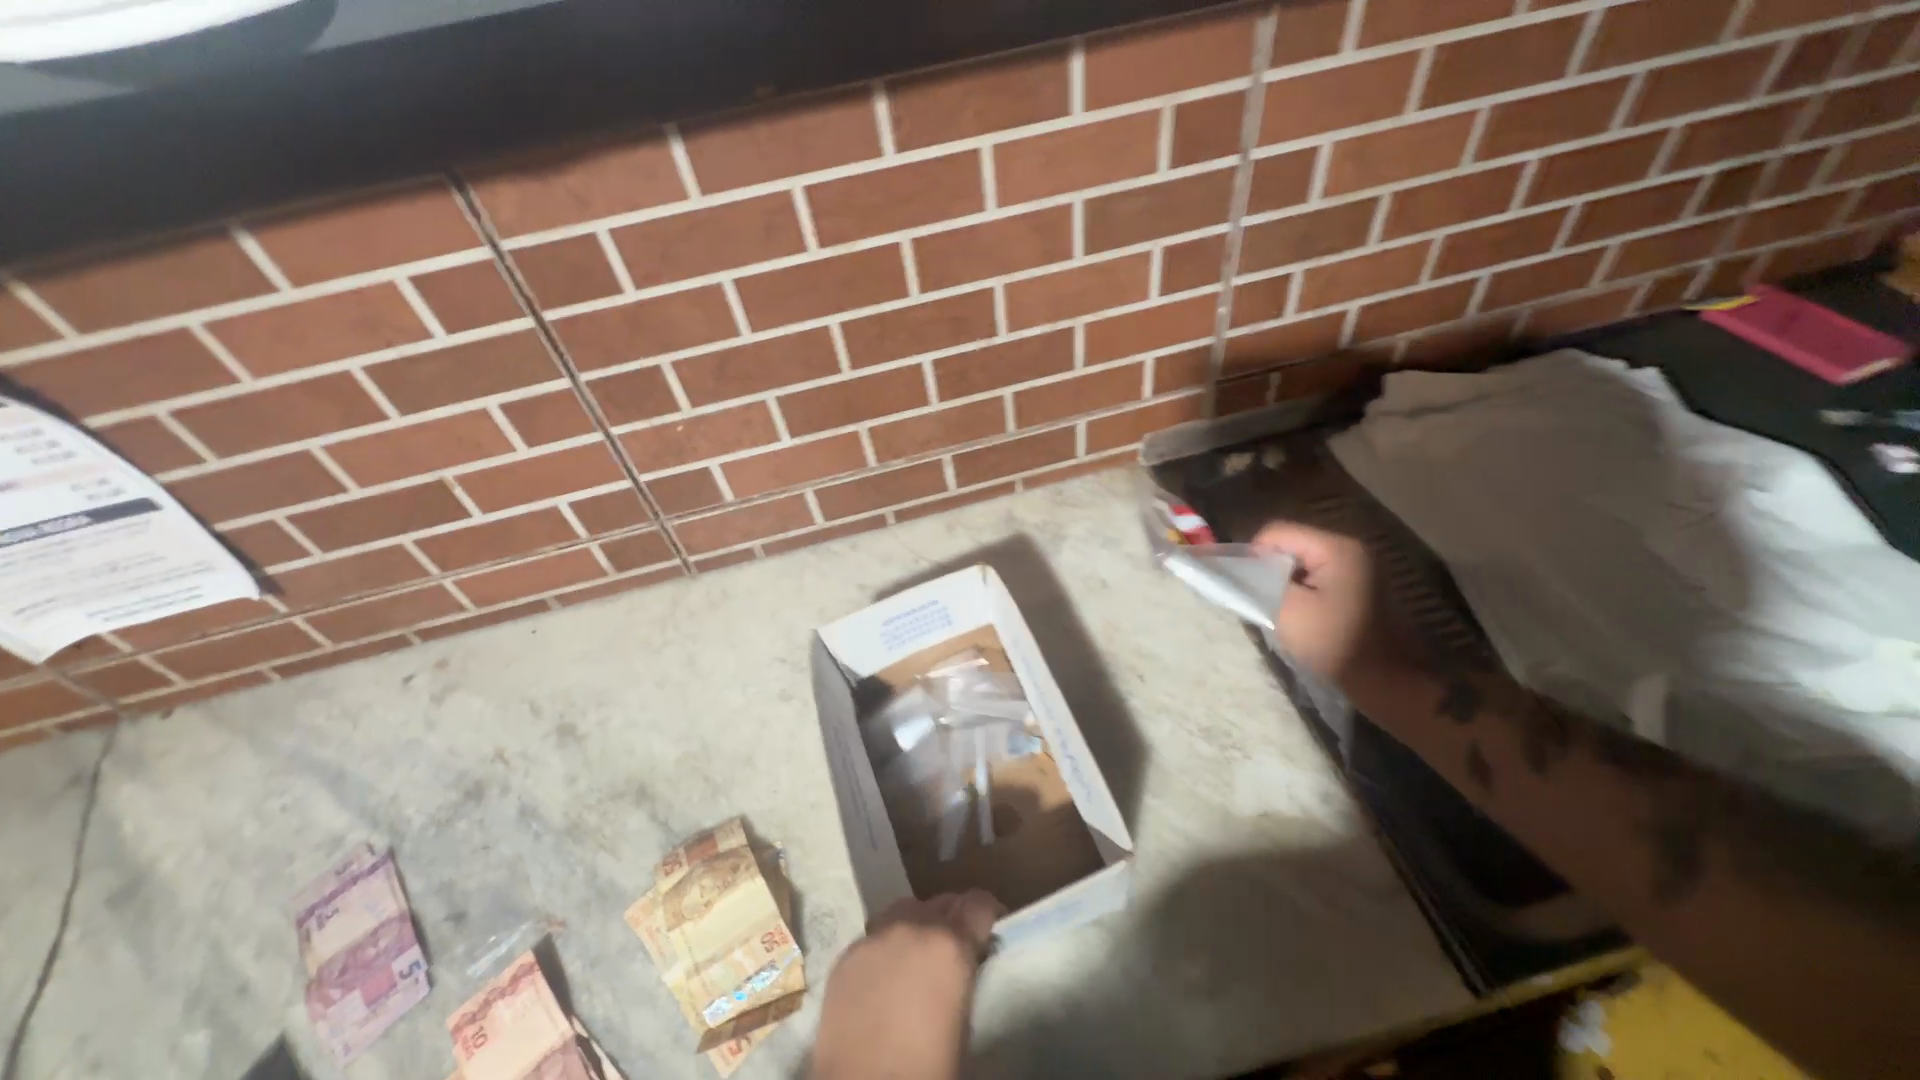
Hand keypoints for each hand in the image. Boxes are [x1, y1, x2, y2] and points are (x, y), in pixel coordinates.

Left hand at [808, 891, 1004, 1079]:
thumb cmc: (927, 1066)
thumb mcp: (965, 1021)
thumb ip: (966, 978)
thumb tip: (966, 965)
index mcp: (950, 945)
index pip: (978, 902)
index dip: (988, 914)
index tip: (990, 932)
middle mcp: (912, 928)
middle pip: (941, 902)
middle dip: (953, 919)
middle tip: (955, 950)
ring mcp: (874, 938)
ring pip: (904, 911)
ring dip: (917, 925)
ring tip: (917, 957)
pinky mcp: (846, 954)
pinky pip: (874, 936)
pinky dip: (886, 946)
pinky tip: (884, 977)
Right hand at [1251, 521, 1400, 685]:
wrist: (1387, 680)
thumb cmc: (1336, 642)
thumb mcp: (1288, 611)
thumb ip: (1261, 582)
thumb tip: (1244, 569)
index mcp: (1335, 547)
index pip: (1278, 532)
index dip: (1254, 554)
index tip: (1246, 586)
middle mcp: (1349, 548)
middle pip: (1291, 544)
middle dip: (1270, 569)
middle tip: (1259, 599)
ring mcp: (1357, 568)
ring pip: (1302, 562)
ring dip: (1285, 582)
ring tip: (1277, 609)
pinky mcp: (1358, 586)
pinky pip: (1317, 576)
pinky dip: (1301, 591)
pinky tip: (1299, 615)